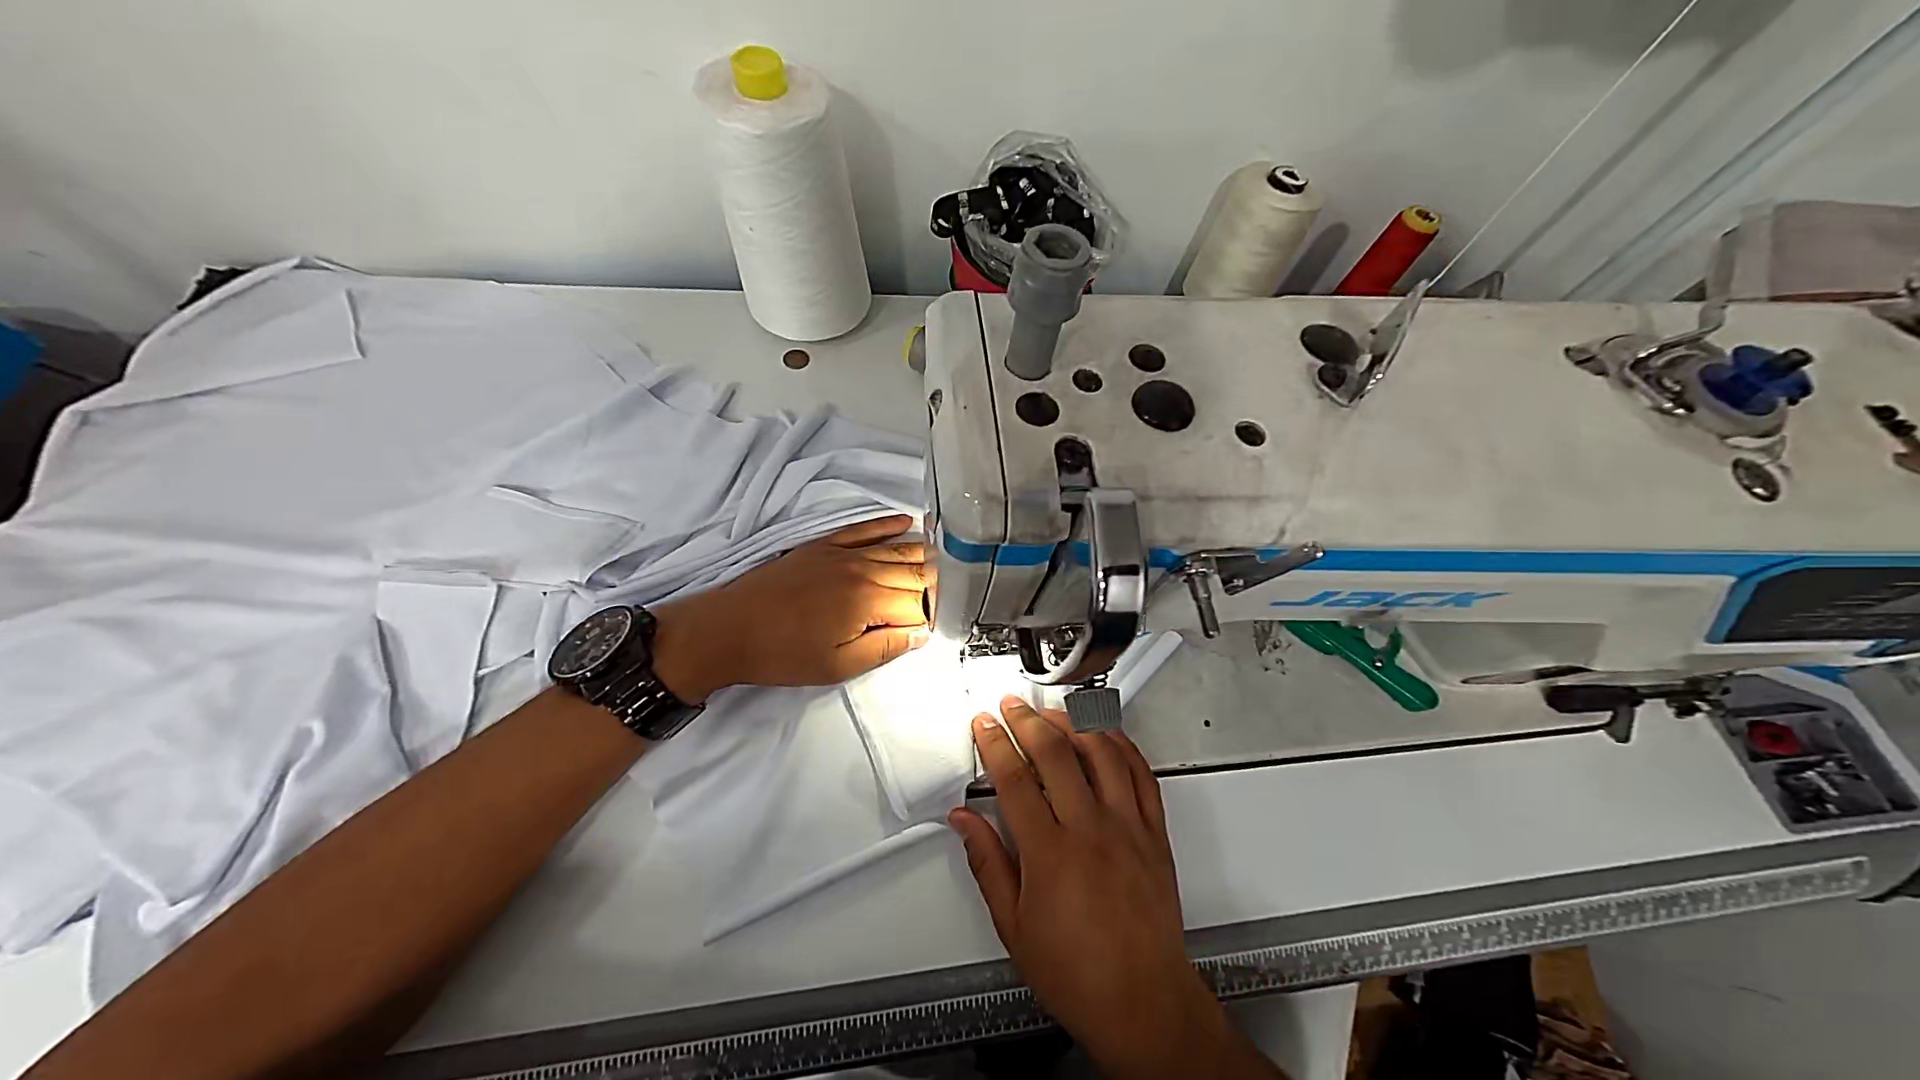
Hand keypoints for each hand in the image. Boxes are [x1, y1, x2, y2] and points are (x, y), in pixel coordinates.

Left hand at [650, 515, 930, 701]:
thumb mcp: (838, 666)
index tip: (943, 625)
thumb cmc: (782, 654)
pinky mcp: (824, 544)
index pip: (920, 602)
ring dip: (923, 555)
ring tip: (948, 559)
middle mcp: (861, 568)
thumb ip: (886, 647)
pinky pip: (864, 529)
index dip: (936, 615)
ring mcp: (842, 552)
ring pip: (896, 548)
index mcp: (868, 600)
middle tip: (954, 594)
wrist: (728, 629)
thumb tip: (922, 633)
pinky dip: (888, 525)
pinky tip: (908, 523)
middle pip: (914, 572)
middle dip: (938, 584)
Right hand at [948, 699, 1282, 1079]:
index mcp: (1050, 854)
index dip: (994, 743)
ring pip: (1101, 753)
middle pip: (1056, 752)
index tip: (984, 727)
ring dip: (1074, 723)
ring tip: (1054, 710)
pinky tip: (1108, 735)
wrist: (1143, 1004)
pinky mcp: (1154, 835)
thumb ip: (986, 862)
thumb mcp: (1013, 925)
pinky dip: (1123, 747)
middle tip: (1012, 707)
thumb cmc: (1081, 976)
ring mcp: (1127, 829)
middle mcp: (1091, 833)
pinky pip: (1142, 775)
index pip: (1014, 778)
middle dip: (1027, 720)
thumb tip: (965, 823)